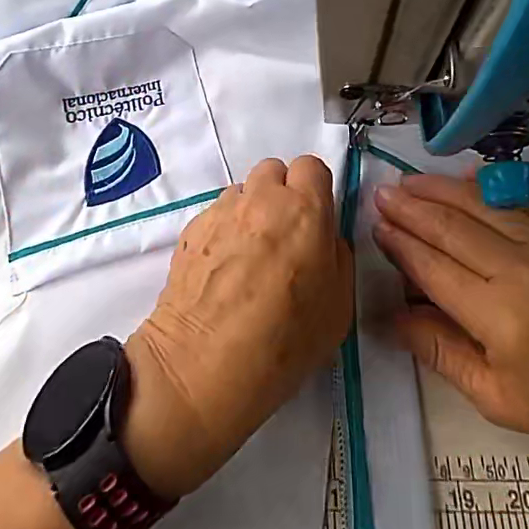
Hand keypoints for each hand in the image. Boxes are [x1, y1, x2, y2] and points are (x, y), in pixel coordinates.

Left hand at [122, 156, 352, 500]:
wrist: (203, 361)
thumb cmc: (283, 341)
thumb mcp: (338, 306)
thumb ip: (336, 255)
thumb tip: (323, 236)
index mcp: (304, 211)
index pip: (312, 166)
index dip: (315, 190)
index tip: (315, 218)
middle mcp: (259, 200)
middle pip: (273, 171)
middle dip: (282, 194)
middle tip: (284, 235)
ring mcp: (220, 211)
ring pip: (242, 192)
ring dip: (251, 211)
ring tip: (249, 256)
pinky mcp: (190, 228)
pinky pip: (216, 214)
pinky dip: (224, 229)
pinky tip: (223, 268)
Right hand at [371, 173, 528, 495]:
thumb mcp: (495, 399)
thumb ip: (438, 351)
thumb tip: (389, 316)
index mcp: (498, 314)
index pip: (430, 265)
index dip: (398, 243)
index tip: (373, 226)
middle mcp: (521, 269)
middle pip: (450, 226)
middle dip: (409, 207)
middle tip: (380, 193)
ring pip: (481, 204)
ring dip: (439, 189)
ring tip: (408, 181)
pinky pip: (527, 198)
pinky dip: (493, 184)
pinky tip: (468, 175)